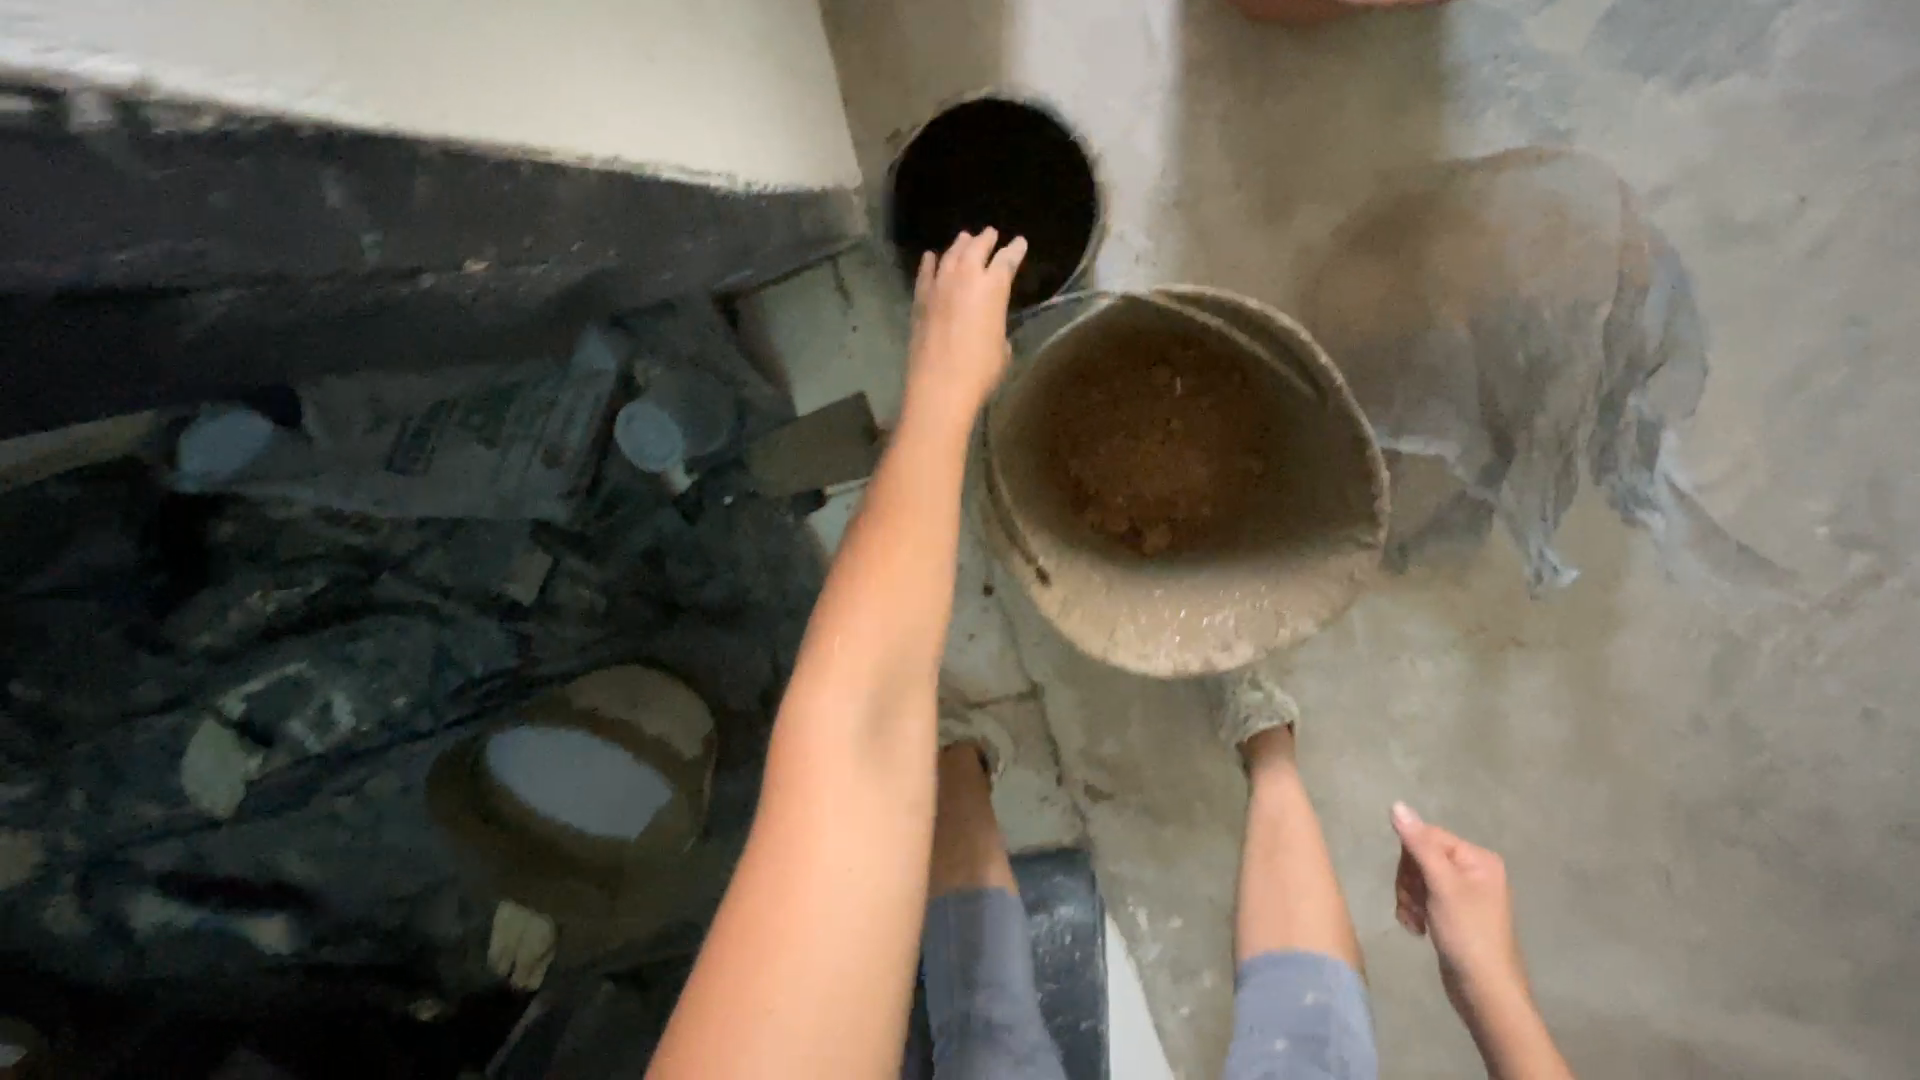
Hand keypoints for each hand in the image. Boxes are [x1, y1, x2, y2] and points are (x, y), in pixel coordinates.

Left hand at [905, 229, 1027, 421]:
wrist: (940, 385)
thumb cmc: (980, 371)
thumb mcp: (1001, 349)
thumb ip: (998, 328)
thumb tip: (991, 328)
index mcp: (993, 288)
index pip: (1007, 260)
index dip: (1015, 250)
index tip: (1020, 242)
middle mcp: (965, 278)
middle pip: (976, 249)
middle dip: (985, 239)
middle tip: (990, 233)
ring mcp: (939, 286)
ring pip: (950, 255)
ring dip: (959, 245)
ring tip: (964, 238)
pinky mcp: (920, 300)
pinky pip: (926, 274)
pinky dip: (930, 263)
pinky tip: (931, 257)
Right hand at [1391, 803, 1530, 1021]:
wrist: (1485, 991)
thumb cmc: (1468, 934)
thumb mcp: (1441, 885)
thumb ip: (1418, 844)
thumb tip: (1396, 804)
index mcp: (1477, 859)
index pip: (1427, 836)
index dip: (1411, 858)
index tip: (1413, 885)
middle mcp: (1473, 871)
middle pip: (1419, 857)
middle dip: (1409, 882)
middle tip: (1414, 906)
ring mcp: (1463, 894)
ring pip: (1417, 879)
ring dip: (1408, 899)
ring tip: (1415, 921)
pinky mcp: (1453, 914)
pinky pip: (1422, 898)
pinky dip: (1414, 910)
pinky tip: (1417, 928)